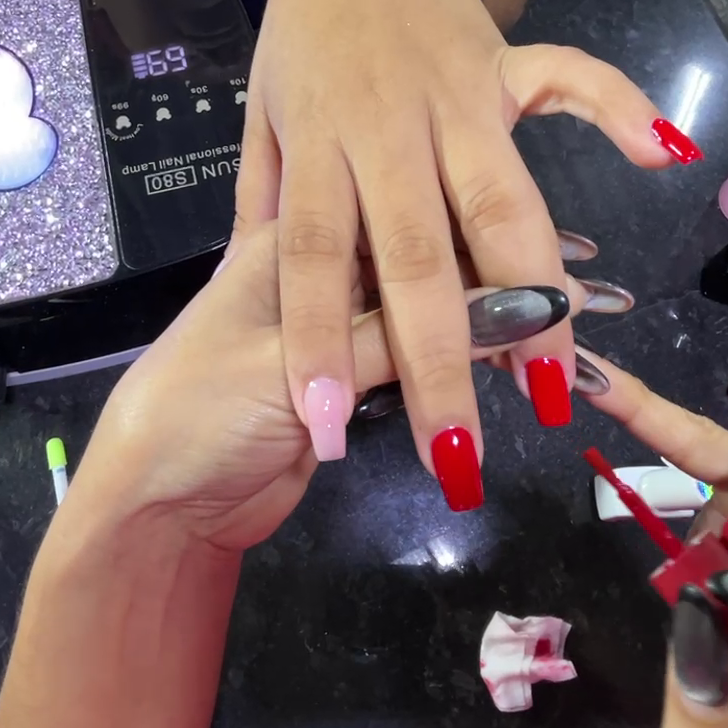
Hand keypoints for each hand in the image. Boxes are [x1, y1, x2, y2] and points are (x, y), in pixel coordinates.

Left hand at [70, 223, 581, 551]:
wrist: (153, 500)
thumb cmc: (197, 410)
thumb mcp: (285, 366)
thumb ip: (389, 340)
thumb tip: (502, 317)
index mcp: (289, 238)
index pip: (395, 227)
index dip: (469, 244)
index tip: (544, 264)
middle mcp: (322, 265)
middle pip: (420, 262)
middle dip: (490, 282)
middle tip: (574, 299)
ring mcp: (338, 319)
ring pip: (425, 304)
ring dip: (482, 322)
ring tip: (556, 333)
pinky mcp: (352, 372)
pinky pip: (414, 353)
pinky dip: (459, 360)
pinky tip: (510, 357)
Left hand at [235, 0, 687, 510]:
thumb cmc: (303, 36)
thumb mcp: (261, 116)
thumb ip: (264, 199)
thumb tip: (266, 288)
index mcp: (318, 143)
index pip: (317, 256)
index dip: (318, 342)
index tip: (327, 427)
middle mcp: (388, 126)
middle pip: (416, 252)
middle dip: (439, 359)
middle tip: (459, 453)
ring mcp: (453, 91)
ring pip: (499, 200)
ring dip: (531, 290)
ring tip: (550, 381)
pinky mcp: (505, 59)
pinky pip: (571, 79)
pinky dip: (617, 107)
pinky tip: (661, 155)